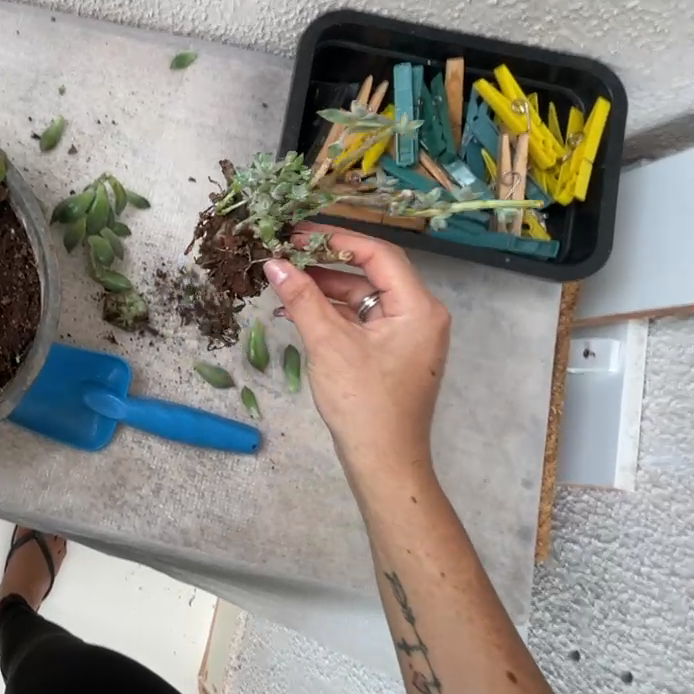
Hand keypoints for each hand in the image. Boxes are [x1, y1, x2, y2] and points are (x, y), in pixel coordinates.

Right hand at [263, 224, 449, 486]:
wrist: (382, 459)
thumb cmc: (362, 401)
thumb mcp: (328, 343)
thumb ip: (301, 298)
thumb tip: (274, 262)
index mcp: (418, 307)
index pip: (378, 255)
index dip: (337, 239)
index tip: (298, 234)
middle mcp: (419, 315)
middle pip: (370, 274)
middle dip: (326, 263)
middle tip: (285, 254)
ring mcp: (406, 335)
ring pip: (362, 297)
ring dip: (324, 289)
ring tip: (284, 282)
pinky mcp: (391, 352)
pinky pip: (360, 319)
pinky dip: (330, 313)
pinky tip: (297, 311)